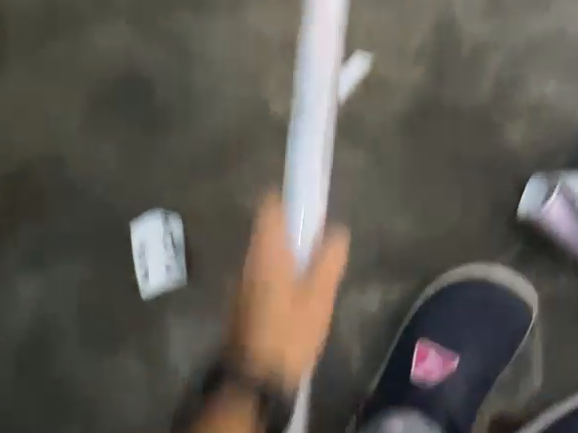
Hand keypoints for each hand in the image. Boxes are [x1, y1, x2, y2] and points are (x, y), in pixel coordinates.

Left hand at [229, 193, 349, 390]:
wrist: (253, 382)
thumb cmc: (289, 332)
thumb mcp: (320, 294)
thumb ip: (330, 257)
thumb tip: (337, 230)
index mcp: (268, 251)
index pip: (270, 205)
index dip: (289, 196)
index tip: (310, 199)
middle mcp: (249, 260)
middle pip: (270, 230)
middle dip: (295, 231)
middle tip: (321, 244)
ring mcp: (241, 283)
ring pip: (267, 254)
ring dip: (289, 255)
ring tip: (314, 273)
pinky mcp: (241, 304)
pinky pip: (263, 275)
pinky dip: (280, 275)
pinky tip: (298, 297)